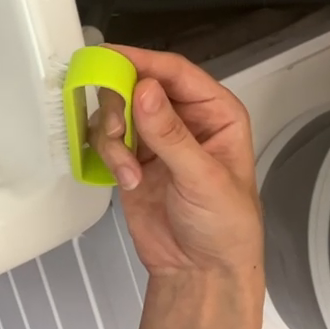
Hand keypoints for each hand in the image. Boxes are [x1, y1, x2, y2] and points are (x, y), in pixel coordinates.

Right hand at [88, 46, 263, 281]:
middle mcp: (182, 118)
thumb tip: (144, 89)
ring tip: (128, 169)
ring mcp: (153, 139)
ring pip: (116, 112)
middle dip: (120, 107)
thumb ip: (170, 134)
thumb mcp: (203, 178)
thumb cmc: (223, 224)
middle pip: (137, 86)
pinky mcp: (130, 159)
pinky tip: (127, 180)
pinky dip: (108, 157)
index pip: (174, 73)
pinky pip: (106, 140)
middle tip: (116, 132)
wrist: (199, 270)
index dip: (141, 62)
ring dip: (112, 137)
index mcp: (214, 112)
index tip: (107, 57)